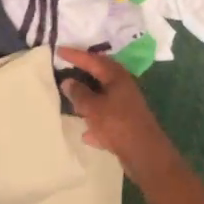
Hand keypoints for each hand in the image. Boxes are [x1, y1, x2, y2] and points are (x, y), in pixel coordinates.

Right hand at [58, 47, 177, 179]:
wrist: (144, 154)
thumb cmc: (117, 124)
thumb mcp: (93, 107)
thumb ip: (79, 93)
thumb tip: (68, 81)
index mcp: (117, 77)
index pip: (93, 60)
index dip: (75, 55)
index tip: (59, 50)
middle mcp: (124, 87)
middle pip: (101, 75)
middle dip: (84, 73)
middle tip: (68, 68)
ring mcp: (127, 106)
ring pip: (104, 96)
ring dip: (89, 98)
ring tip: (73, 100)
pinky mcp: (127, 123)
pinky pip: (107, 117)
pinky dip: (96, 121)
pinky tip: (86, 134)